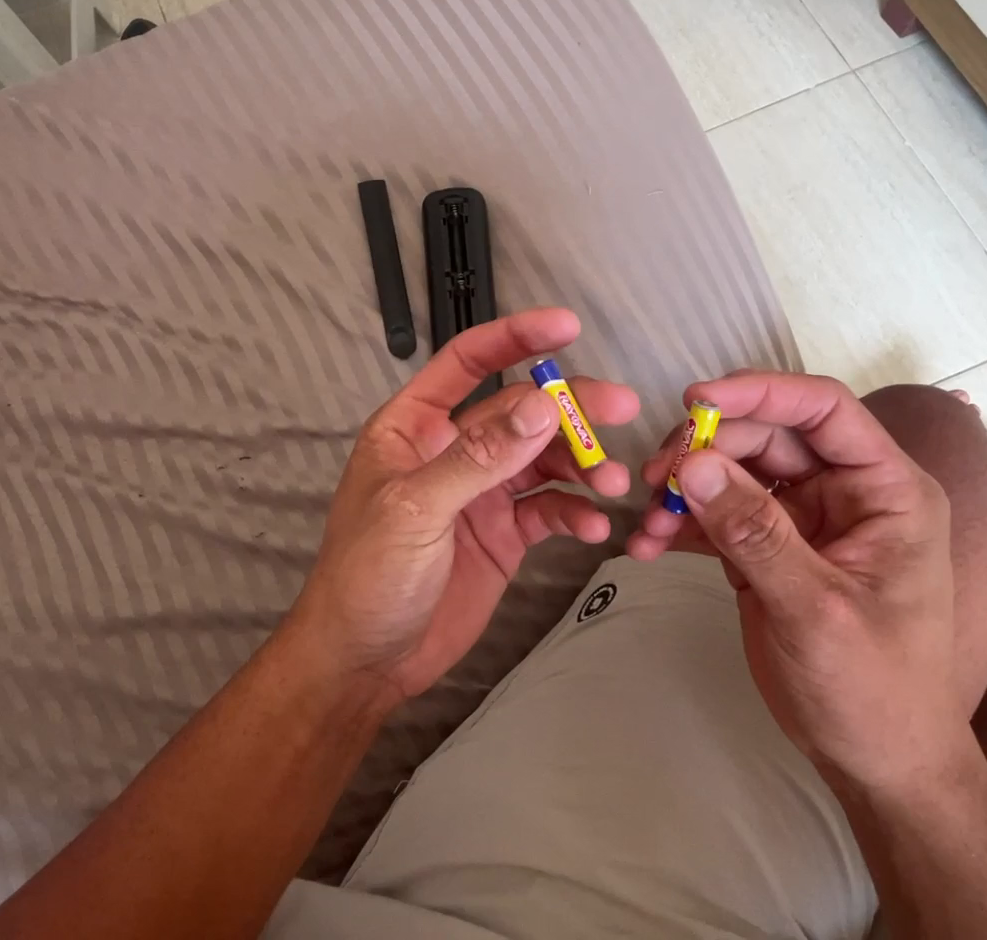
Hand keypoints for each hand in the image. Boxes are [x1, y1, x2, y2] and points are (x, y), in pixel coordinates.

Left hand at [285, 308, 637, 703]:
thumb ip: (479, 457)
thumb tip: (542, 406)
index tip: (567, 327)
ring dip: (582, 465)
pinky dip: (575, 512)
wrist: (367, 660)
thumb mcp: (416, 508)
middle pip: (520, 412)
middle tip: (620, 410)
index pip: (466, 363)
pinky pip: (548, 510)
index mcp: (414, 427)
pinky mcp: (503, 534)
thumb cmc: (368, 575)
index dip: (515, 338)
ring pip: (542, 460)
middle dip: (570, 408)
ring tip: (614, 482)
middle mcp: (451, 451)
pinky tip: (593, 525)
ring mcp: (480, 493)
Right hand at [628, 373, 965, 792]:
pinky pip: (717, 515)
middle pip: (765, 438)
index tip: (694, 403)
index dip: (760, 392)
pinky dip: (681, 525)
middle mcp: (843, 492)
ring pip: (732, 472)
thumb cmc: (873, 688)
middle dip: (705, 451)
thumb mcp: (816, 609)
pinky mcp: (766, 548)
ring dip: (684, 490)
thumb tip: (693, 463)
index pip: (823, 411)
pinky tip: (649, 546)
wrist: (874, 760)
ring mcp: (802, 520)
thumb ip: (755, 533)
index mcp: (885, 490)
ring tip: (647, 527)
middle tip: (653, 478)